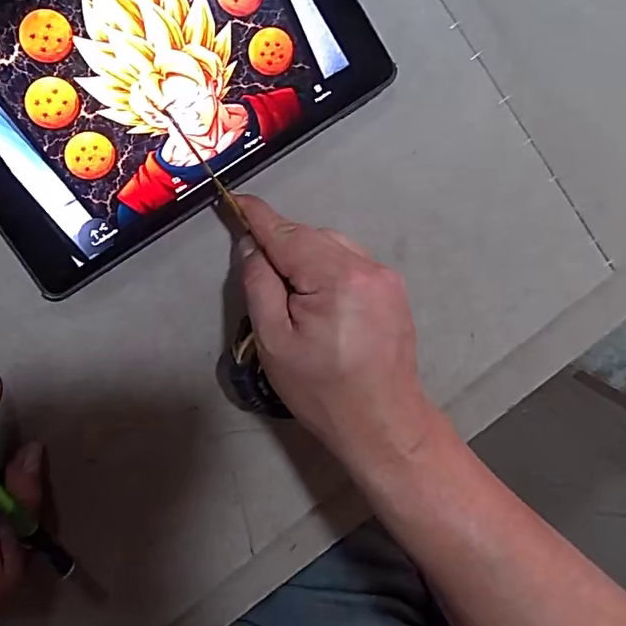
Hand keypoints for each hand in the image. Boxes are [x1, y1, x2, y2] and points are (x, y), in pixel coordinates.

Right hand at [234, 195, 456, 471]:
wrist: (384, 425)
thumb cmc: (322, 390)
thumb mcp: (273, 340)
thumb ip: (259, 283)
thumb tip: (251, 246)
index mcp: (336, 278)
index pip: (285, 233)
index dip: (256, 216)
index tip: (234, 200)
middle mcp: (366, 267)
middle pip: (308, 236)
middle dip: (279, 244)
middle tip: (258, 273)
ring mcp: (384, 276)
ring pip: (328, 245)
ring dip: (302, 255)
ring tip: (289, 295)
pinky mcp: (391, 288)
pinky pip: (347, 260)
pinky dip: (324, 265)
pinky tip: (316, 296)